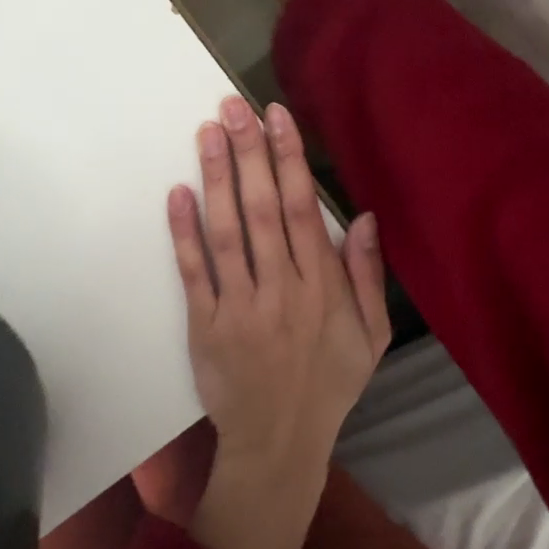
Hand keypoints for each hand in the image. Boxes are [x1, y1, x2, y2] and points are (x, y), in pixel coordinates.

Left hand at [165, 96, 391, 548]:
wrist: (279, 442)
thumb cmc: (329, 383)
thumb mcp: (372, 336)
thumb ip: (368, 276)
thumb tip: (363, 216)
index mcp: (322, 287)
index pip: (301, 209)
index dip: (288, 158)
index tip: (275, 116)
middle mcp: (281, 288)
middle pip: (261, 209)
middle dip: (248, 153)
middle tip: (232, 106)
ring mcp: (239, 306)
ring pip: (226, 232)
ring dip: (216, 178)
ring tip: (207, 133)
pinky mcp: (205, 325)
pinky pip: (193, 273)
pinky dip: (183, 233)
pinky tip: (176, 193)